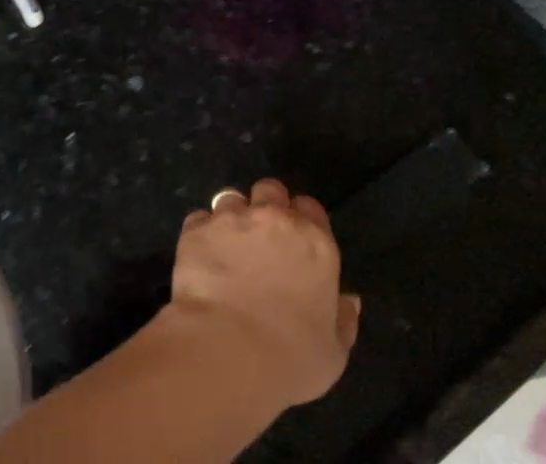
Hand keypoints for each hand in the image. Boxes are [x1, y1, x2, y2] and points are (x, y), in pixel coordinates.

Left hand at [168, 178, 360, 407]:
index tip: (295, 236)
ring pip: (231, 197)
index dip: (302, 218)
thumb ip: (343, 319)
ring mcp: (230, 220)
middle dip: (266, 204)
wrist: (227, 347)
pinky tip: (203, 253)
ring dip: (232, 215)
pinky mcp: (195, 229)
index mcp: (315, 244)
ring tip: (228, 242)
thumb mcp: (333, 350)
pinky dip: (202, 231)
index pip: (310, 208)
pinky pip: (199, 218)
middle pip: (270, 190)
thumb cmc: (290, 355)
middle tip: (261, 233)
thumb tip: (350, 300)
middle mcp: (273, 220)